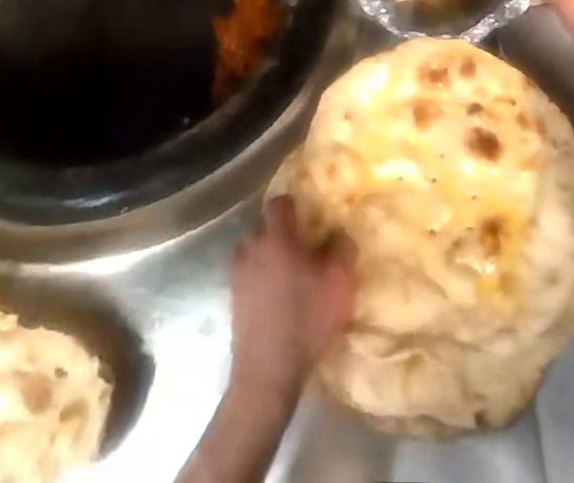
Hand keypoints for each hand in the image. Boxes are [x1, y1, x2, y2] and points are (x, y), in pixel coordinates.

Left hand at [228, 197, 355, 399]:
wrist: (268, 370)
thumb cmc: (308, 319)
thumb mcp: (339, 282)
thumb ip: (341, 247)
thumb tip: (337, 229)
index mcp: (278, 239)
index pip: (279, 204)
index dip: (293, 203)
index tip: (309, 213)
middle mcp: (252, 249)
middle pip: (262, 225)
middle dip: (280, 229)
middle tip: (302, 243)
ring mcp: (238, 274)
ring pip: (251, 248)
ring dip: (266, 251)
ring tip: (286, 267)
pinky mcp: (232, 297)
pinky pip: (246, 271)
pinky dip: (258, 272)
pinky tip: (274, 292)